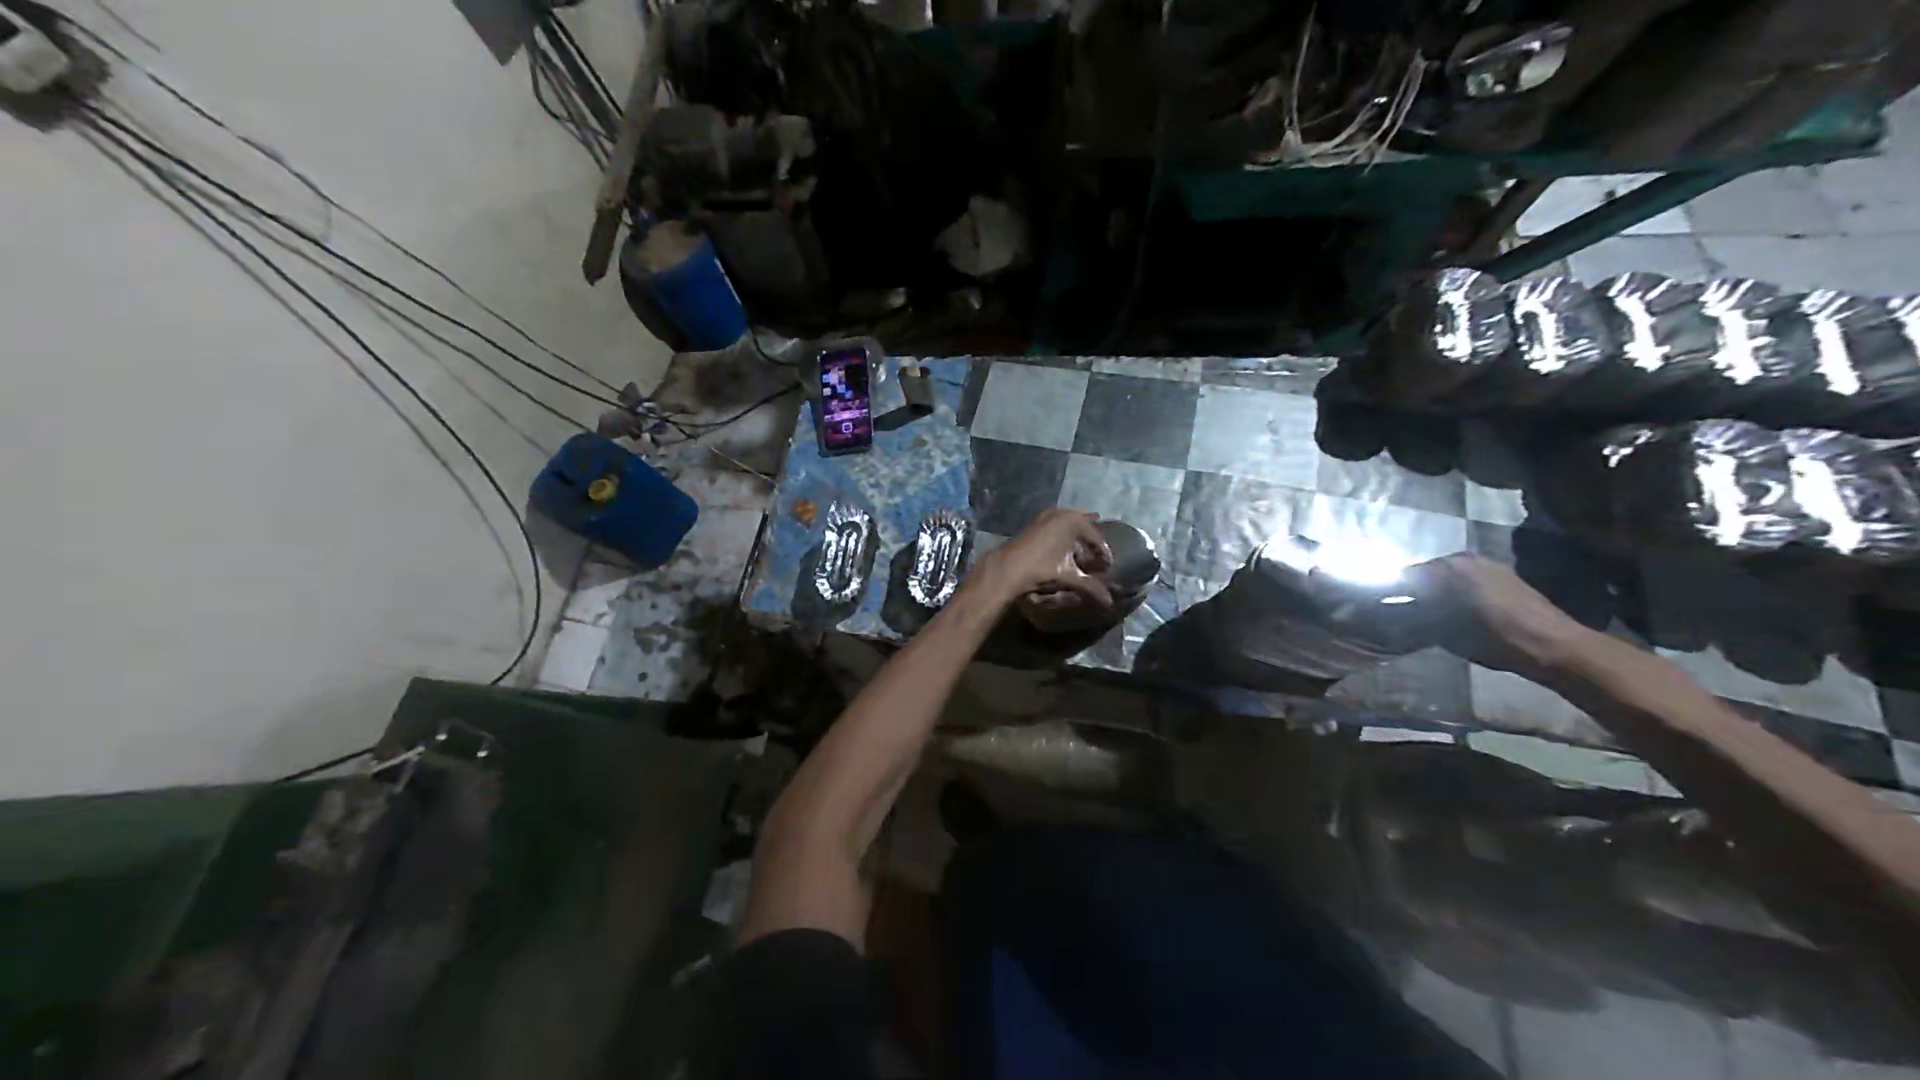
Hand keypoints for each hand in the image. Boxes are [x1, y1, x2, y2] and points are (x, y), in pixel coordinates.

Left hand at [971, 508, 1113, 608]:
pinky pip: (1058, 527)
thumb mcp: (1068, 578)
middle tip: (1099, 557)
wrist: (1006, 569)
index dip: (1104, 554)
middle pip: (1085, 527)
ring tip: (1085, 552)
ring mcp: (1046, 516)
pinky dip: (1065, 536)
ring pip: (1070, 525)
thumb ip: (1091, 588)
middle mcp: (1061, 514)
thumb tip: (1109, 602)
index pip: (1097, 538)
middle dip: (1092, 542)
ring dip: (1078, 538)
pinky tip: (1066, 549)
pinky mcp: (1035, 523)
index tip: (1107, 568)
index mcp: (1073, 521)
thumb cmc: (1040, 569)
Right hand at [1406, 554, 1593, 672]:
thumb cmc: (1493, 638)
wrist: (1553, 646)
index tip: (1381, 608)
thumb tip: (1392, 615)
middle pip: (1427, 573)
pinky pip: (1468, 580)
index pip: (1406, 576)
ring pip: (1449, 576)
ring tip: (1429, 612)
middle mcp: (1466, 559)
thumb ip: (1415, 619)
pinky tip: (1456, 610)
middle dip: (1415, 590)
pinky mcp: (1505, 576)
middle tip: (1404, 612)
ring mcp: (1489, 565)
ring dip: (1437, 591)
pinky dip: (1456, 592)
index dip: (1392, 593)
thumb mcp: (1444, 633)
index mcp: (1447, 566)